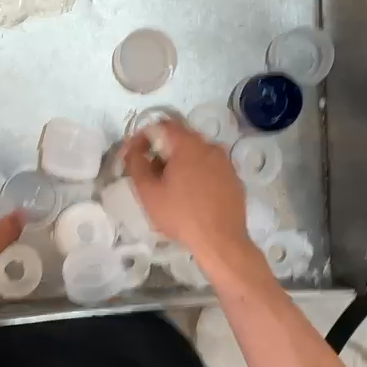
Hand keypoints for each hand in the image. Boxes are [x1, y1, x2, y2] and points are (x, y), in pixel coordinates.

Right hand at [120, 120, 255, 265]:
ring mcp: (226, 162)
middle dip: (161, 151)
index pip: (162, 125)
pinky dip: (197, 174)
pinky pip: (210, 168)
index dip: (143, 136)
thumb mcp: (148, 191)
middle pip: (180, 139)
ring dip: (180, 163)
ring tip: (169, 187)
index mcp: (188, 144)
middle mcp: (210, 146)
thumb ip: (136, 164)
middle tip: (149, 173)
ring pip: (197, 154)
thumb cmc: (181, 215)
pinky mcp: (234, 179)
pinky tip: (191, 196)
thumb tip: (132, 149)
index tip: (134, 154)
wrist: (220, 241)